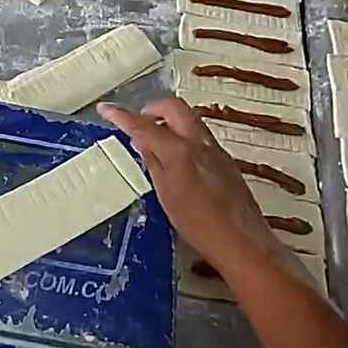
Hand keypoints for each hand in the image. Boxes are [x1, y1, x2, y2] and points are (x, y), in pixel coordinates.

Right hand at [98, 98, 287, 272]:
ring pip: (189, 118)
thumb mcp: (166, 195)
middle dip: (151, 109)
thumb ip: (154, 163)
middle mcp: (200, 142)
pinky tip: (175, 157)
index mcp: (179, 151)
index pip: (144, 126)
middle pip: (173, 107)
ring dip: (168, 121)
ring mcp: (215, 149)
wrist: (241, 241)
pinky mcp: (224, 160)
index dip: (122, 116)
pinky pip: (199, 135)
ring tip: (153, 140)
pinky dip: (182, 135)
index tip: (106, 110)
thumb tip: (143, 142)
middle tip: (136, 122)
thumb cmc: (200, 226)